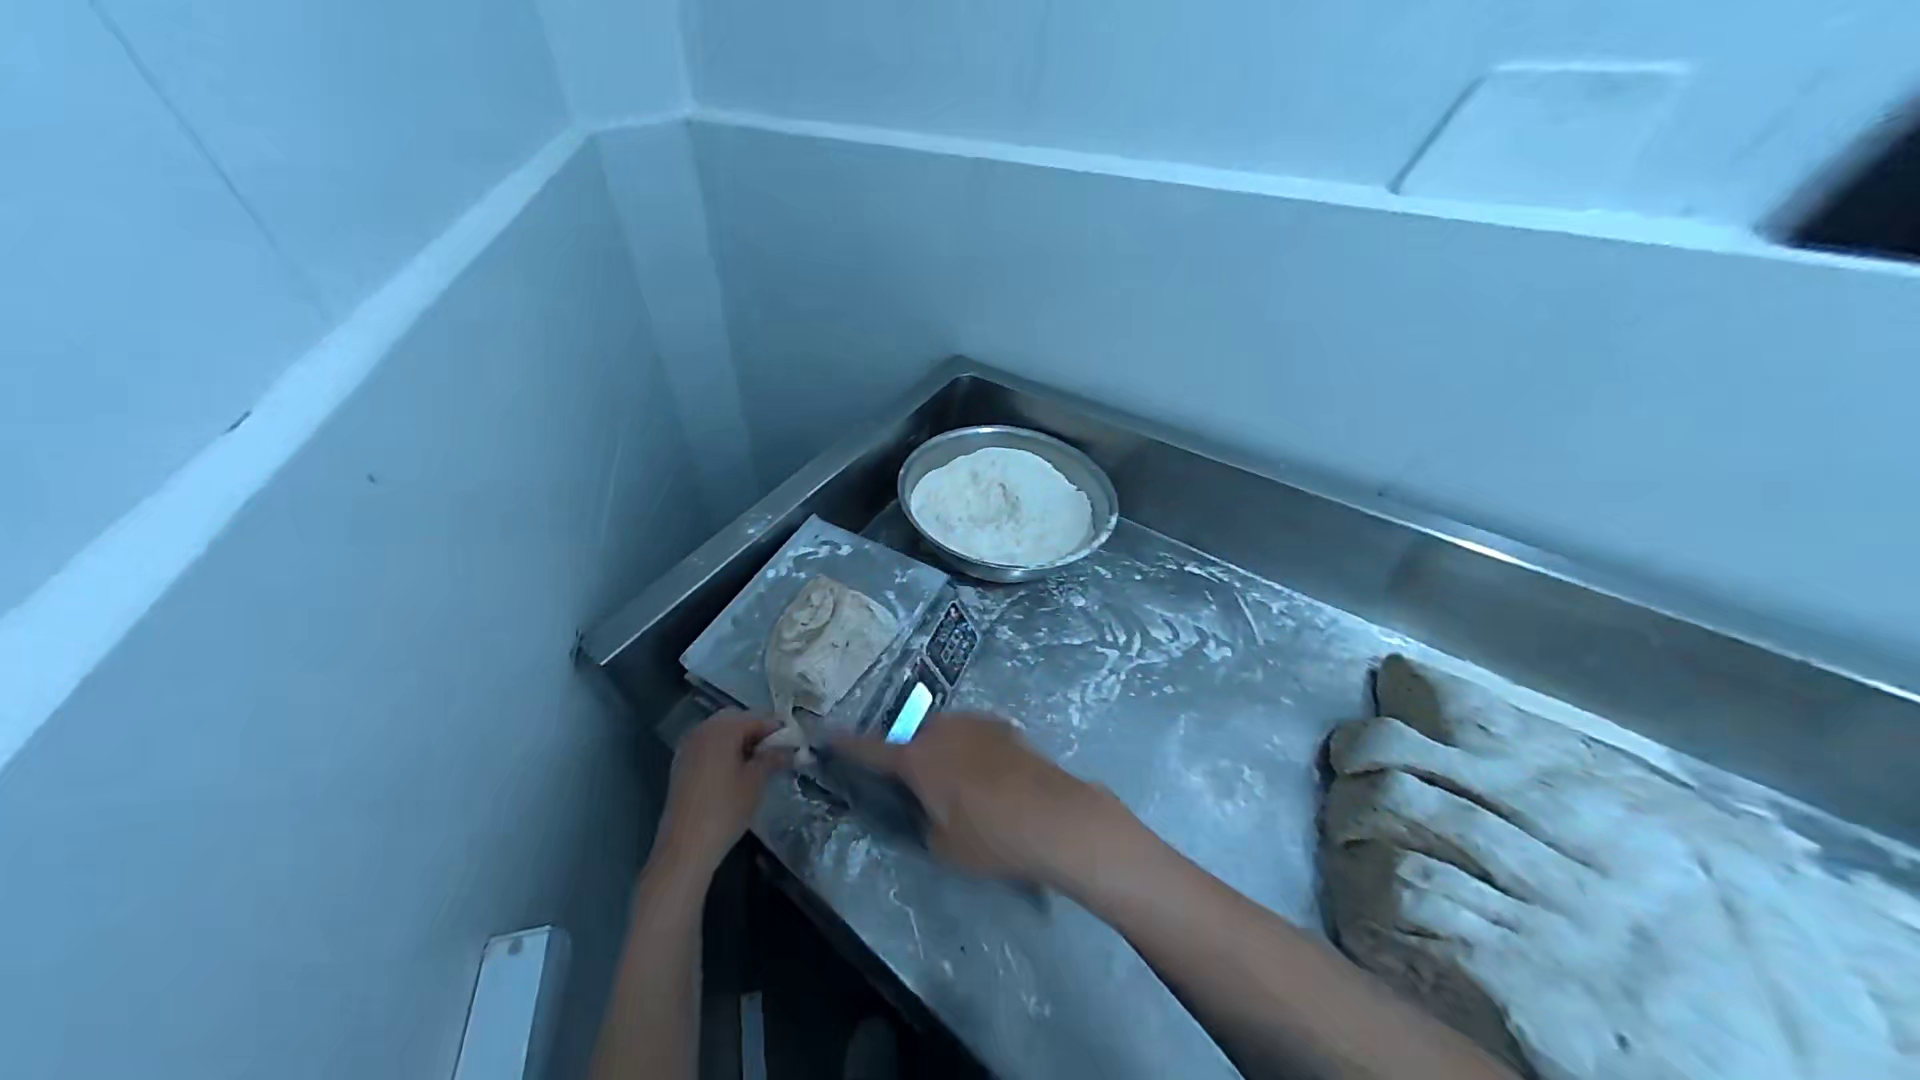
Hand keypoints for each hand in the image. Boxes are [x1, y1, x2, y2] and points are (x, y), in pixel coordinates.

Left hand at [654, 711, 791, 876]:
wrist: (684, 847)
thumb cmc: (725, 810)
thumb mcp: (756, 781)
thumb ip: (774, 757)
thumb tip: (792, 747)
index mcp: (721, 729)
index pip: (757, 717)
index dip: (778, 728)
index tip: (795, 743)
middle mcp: (702, 730)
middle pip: (736, 719)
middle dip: (758, 731)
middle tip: (777, 752)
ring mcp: (688, 747)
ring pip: (721, 732)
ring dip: (741, 740)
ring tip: (759, 763)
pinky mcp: (681, 764)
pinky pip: (708, 745)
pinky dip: (725, 750)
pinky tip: (737, 771)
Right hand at [831, 712, 1123, 881]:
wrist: (1055, 816)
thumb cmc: (990, 836)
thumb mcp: (943, 845)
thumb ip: (923, 821)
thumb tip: (927, 809)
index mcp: (916, 758)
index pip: (869, 749)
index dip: (846, 745)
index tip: (826, 735)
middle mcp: (942, 730)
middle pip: (912, 738)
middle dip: (908, 755)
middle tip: (916, 785)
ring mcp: (976, 723)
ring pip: (945, 732)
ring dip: (941, 749)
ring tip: (957, 782)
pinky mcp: (1004, 727)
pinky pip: (973, 734)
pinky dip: (969, 749)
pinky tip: (986, 775)